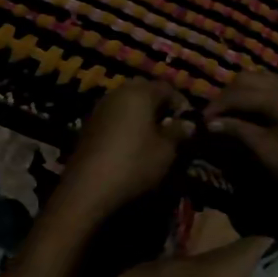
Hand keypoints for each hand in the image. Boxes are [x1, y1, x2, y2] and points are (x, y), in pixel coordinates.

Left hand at [50, 79, 194, 222]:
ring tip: (153, 137)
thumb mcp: (166, 151)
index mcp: (139, 93)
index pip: (167, 87)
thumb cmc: (134, 164)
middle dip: (160, 105)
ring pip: (127, 103)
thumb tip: (188, 123)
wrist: (88, 189)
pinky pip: (114, 116)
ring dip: (142, 115)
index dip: (181, 103)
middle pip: (144, 91)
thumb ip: (179, 132)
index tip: (190, 123)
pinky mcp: (88, 125)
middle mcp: (118, 93)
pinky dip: (126, 124)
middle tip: (171, 127)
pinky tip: (132, 145)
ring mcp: (100, 108)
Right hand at [205, 73, 277, 198]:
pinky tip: (249, 113)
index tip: (201, 121)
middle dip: (229, 94)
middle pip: (250, 79)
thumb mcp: (264, 150)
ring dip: (243, 93)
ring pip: (263, 80)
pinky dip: (257, 96)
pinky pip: (274, 89)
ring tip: (229, 113)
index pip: (240, 93)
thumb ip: (237, 130)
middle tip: (214, 115)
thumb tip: (209, 123)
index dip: (218, 105)